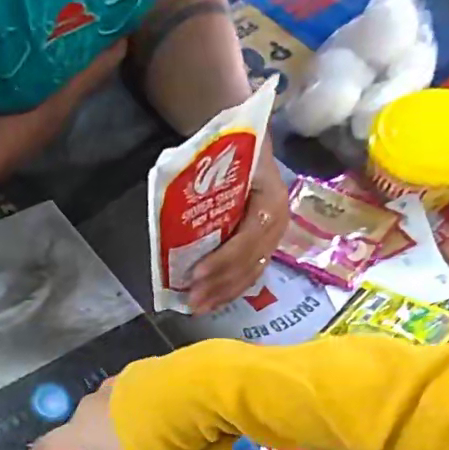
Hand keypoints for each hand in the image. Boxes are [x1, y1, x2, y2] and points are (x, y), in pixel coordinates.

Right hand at [27, 379, 162, 449]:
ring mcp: (116, 385)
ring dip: (113, 432)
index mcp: (78, 433)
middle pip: (76, 433)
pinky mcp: (143, 373)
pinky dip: (137, 414)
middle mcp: (89, 405)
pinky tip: (159, 428)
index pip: (42, 448)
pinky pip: (131, 398)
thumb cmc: (153, 447)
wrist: (195, 393)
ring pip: (105, 413)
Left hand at [186, 163, 287, 313]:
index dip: (224, 259)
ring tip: (197, 307)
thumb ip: (206, 180)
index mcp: (272, 197)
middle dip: (220, 284)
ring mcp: (272, 236)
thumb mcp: (222, 157)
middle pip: (251, 261)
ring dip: (223, 293)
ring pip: (250, 273)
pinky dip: (228, 290)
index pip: (250, 236)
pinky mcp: (262, 247)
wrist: (247, 141)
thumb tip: (171, 204)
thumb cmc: (230, 149)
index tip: (196, 273)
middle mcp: (277, 220)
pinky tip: (210, 303)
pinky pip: (248, 274)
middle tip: (192, 299)